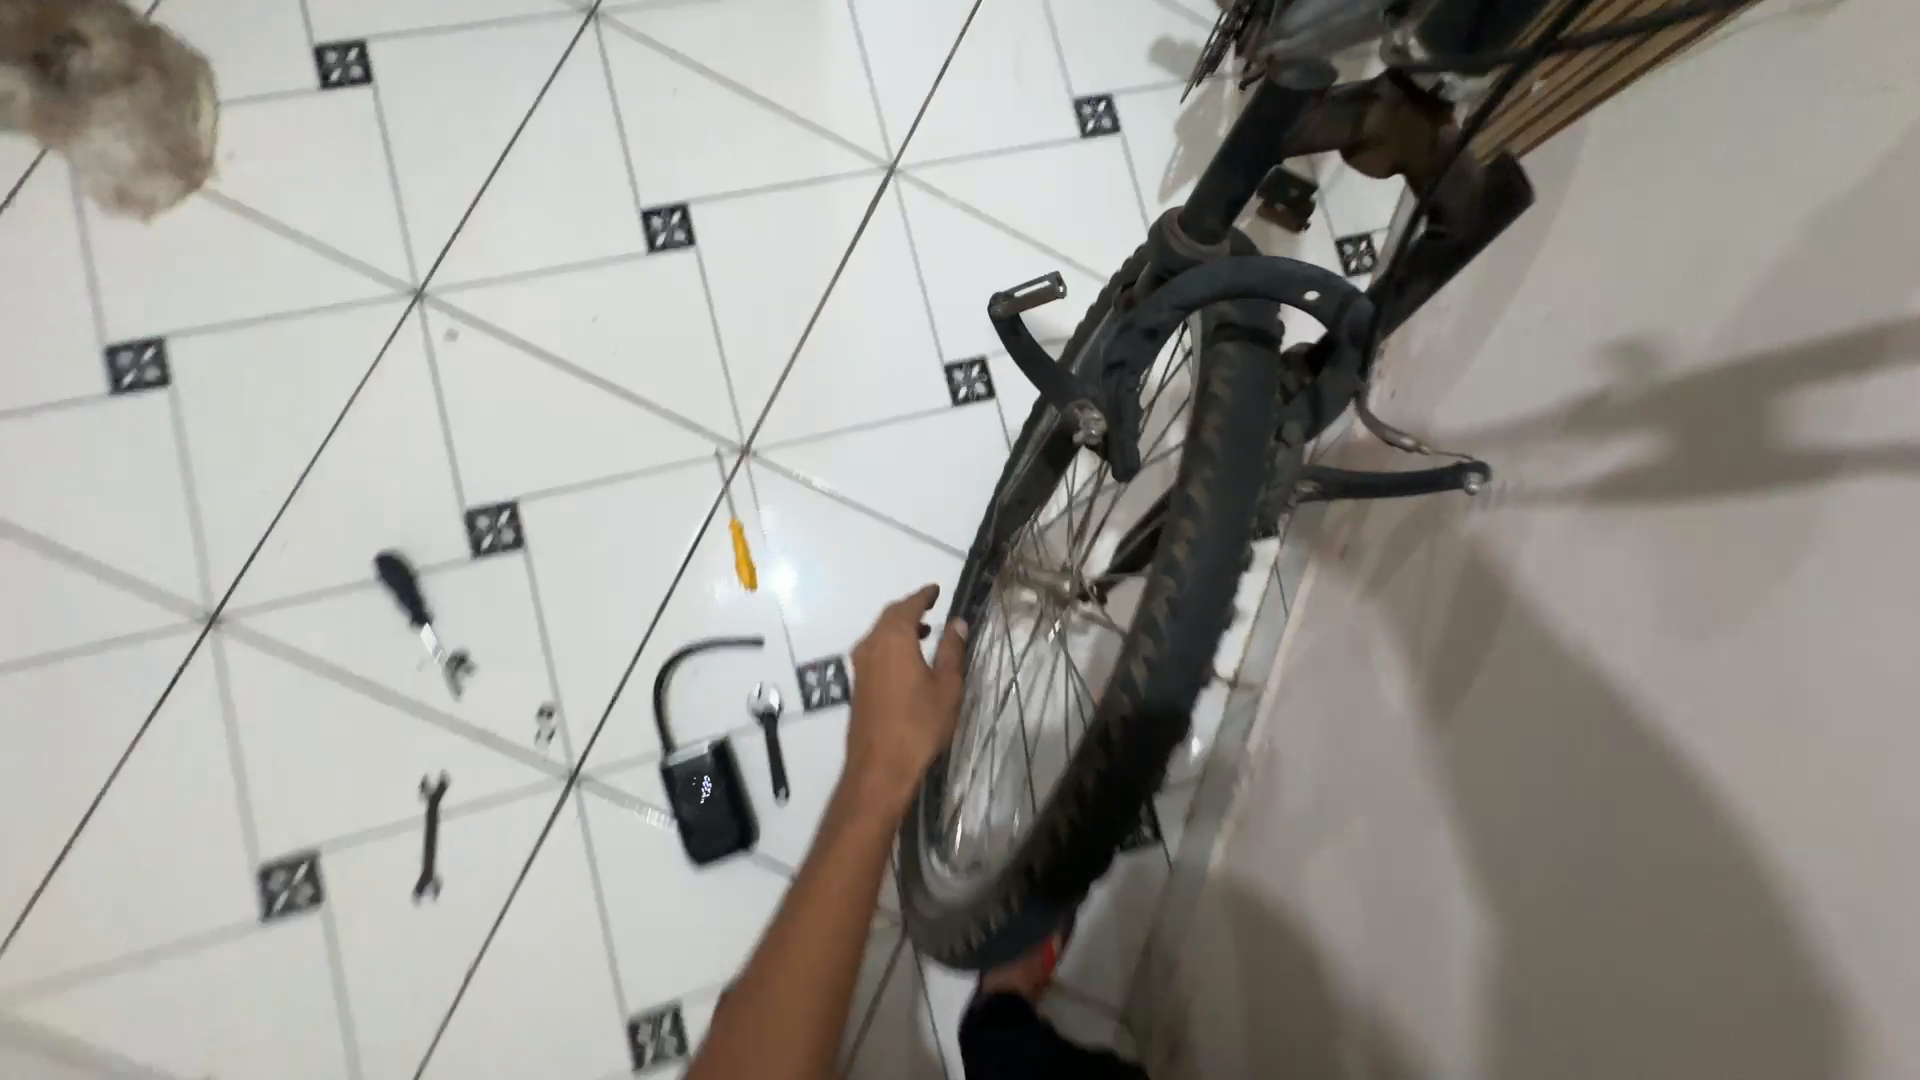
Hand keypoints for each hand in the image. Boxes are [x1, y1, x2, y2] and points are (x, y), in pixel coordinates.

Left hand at [843, 584, 967, 818]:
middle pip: (889, 617)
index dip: (923, 596)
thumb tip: (958, 623)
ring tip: (924, 633)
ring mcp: (860, 667)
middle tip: (930, 607)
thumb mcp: (946, 686)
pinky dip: (891, 645)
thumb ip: (952, 650)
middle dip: (909, 610)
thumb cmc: (919, 723)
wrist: (880, 766)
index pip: (908, 606)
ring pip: (879, 635)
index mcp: (893, 639)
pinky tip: (908, 661)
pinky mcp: (858, 685)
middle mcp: (871, 646)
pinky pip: (875, 652)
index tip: (936, 589)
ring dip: (900, 629)